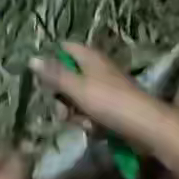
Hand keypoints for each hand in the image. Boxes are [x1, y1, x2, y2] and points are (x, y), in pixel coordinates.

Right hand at [29, 43, 168, 147]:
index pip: (64, 47)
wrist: (147, 128)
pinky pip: (91, 111)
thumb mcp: (77, 88)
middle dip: (61, 95)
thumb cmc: (110, 102)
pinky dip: (89, 120)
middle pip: (68, 75)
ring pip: (78, 97)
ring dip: (75, 112)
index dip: (51, 60)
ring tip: (82, 123)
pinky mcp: (112, 107)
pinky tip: (93, 130)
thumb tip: (32, 58)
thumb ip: (54, 74)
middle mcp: (97, 68)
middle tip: (62, 110)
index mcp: (89, 57)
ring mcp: (106, 88)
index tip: (42, 78)